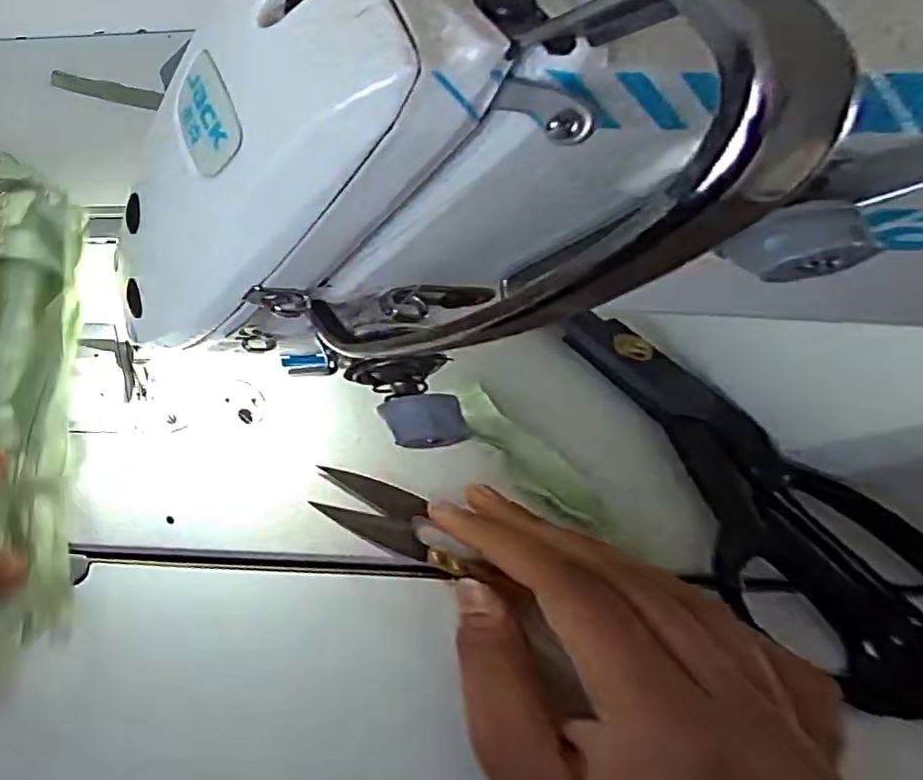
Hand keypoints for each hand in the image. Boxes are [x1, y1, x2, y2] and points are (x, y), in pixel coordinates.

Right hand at [434, 486, 842, 779]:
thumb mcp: (521, 768)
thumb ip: (494, 677)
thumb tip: (475, 588)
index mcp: (669, 725)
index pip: (574, 593)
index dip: (502, 540)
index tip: (449, 514)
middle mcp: (743, 713)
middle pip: (627, 583)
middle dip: (539, 532)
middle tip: (479, 504)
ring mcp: (788, 724)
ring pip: (685, 599)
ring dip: (598, 553)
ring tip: (537, 532)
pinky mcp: (810, 737)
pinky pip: (746, 640)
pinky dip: (677, 597)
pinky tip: (637, 589)